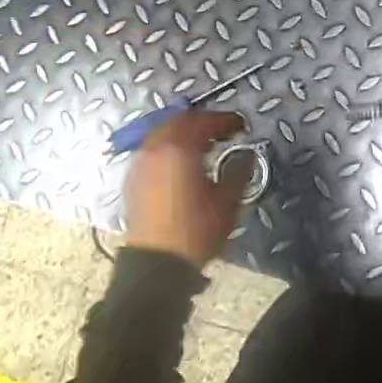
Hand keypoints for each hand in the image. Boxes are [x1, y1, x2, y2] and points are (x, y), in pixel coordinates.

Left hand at [123, 110, 253, 266]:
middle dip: (203, 122)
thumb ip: (239, 171)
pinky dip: (169, 147)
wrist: (156, 262)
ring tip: (204, 147)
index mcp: (179, 149)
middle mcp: (156, 148)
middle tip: (223, 132)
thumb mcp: (227, 202)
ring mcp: (141, 162)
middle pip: (180, 121)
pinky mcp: (133, 177)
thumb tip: (248, 155)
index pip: (204, 121)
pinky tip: (182, 163)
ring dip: (184, 133)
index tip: (241, 125)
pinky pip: (153, 149)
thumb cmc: (196, 231)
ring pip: (163, 133)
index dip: (225, 120)